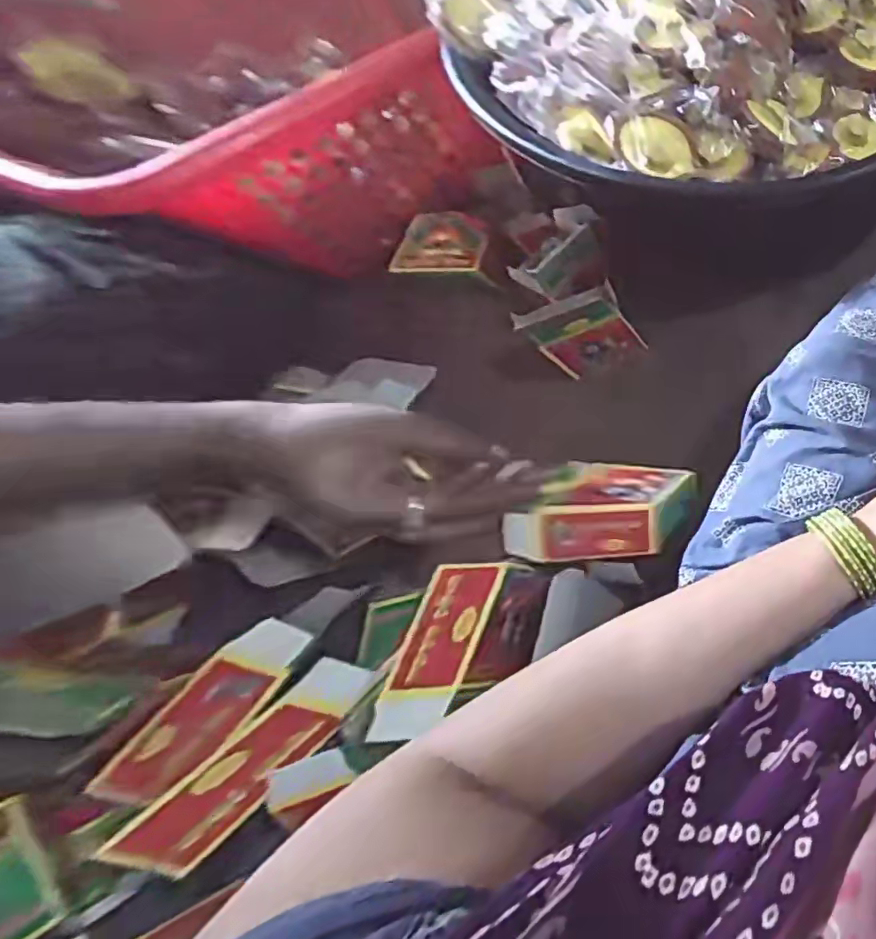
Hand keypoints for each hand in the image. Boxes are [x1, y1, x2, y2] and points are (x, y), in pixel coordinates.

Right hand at [231, 403, 547, 541]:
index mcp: (382, 511)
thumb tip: (500, 455)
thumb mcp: (393, 429)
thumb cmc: (320, 431)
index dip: (502, 494)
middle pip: (459, 519)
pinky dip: (462, 491)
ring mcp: (382, 522)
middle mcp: (385, 526)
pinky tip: (488, 471)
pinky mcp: (381, 511)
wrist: (254, 444)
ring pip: (448, 515)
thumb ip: (449, 443)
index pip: (458, 507)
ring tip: (524, 471)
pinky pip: (431, 506)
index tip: (538, 483)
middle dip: (502, 499)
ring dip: (486, 494)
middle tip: (542, 480)